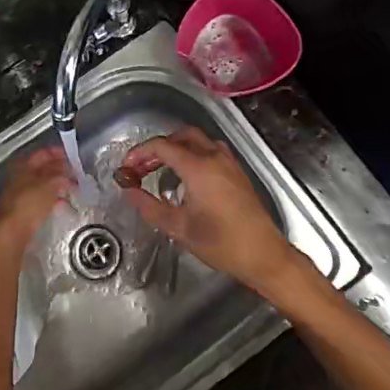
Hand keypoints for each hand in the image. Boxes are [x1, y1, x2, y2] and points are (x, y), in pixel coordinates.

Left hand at [0, 145, 74, 250]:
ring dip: (58, 186)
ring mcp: (20, 194)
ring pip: (43, 185)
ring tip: (73, 189)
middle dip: (60, 170)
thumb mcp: (50, 185)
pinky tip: (63, 205)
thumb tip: (69, 171)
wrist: (11, 233)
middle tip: (75, 174)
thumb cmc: (29, 204)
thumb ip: (61, 175)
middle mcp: (20, 178)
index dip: (59, 153)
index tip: (73, 157)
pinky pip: (41, 199)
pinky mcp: (23, 210)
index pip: (43, 153)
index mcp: (23, 166)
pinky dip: (53, 200)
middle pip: (43, 169)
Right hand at [116, 127, 305, 293]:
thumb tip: (130, 192)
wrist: (262, 253)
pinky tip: (186, 177)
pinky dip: (193, 154)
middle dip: (158, 147)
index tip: (126, 168)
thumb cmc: (221, 243)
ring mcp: (229, 162)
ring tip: (160, 169)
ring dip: (177, 148)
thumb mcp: (179, 228)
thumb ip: (150, 207)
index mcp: (198, 167)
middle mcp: (215, 157)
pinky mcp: (237, 171)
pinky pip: (211, 150)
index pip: (162, 146)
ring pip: (198, 140)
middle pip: (181, 136)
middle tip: (141, 167)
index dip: (140, 153)